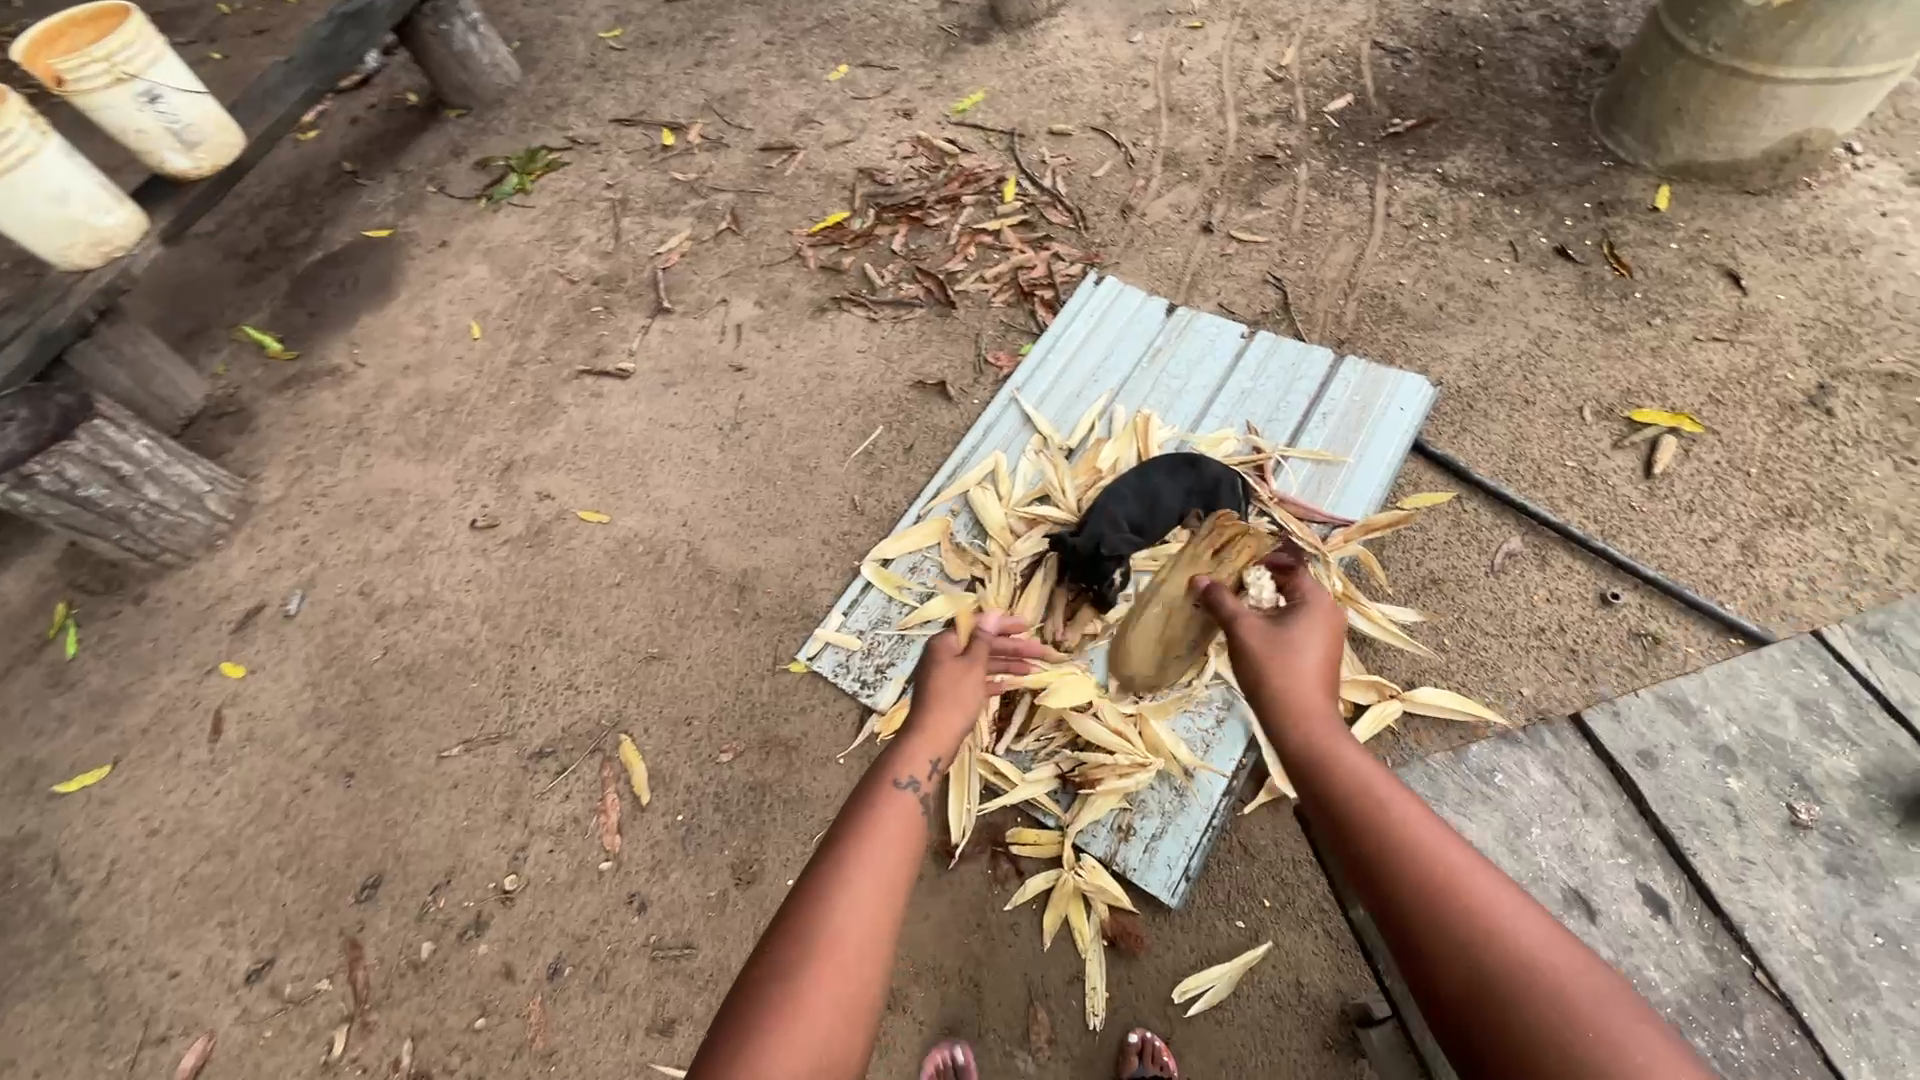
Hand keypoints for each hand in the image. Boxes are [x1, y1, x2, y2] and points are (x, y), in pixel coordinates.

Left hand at [902, 612, 1051, 752]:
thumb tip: (992, 613)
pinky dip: (993, 682)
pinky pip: (976, 682)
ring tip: (1033, 669)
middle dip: (1012, 648)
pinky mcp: (953, 695)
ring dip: (1007, 665)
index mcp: (945, 642)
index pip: (977, 625)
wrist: (931, 740)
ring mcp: (948, 676)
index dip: (1004, 625)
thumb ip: (984, 639)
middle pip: (983, 645)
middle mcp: (945, 655)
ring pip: (982, 664)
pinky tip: (1010, 685)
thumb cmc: (954, 698)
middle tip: (1040, 650)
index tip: (1027, 626)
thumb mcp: (973, 665)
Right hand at [1191, 544, 1347, 730]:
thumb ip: (1221, 600)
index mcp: (1317, 597)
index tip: (1231, 568)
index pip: (1289, 562)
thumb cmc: (1274, 671)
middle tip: (1226, 588)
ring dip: (1262, 605)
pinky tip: (1250, 634)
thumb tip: (1199, 578)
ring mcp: (1327, 634)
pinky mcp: (1320, 653)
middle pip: (1290, 583)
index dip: (1259, 560)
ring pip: (1291, 606)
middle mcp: (1329, 610)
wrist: (1301, 726)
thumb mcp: (1242, 630)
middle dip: (1257, 583)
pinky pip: (1296, 625)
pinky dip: (1273, 623)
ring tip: (1233, 610)